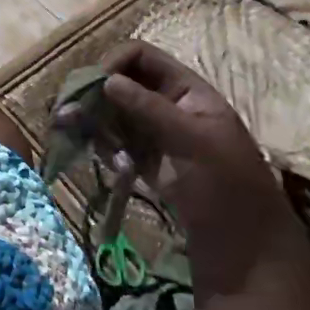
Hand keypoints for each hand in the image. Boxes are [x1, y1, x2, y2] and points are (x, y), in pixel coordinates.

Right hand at [60, 42, 281, 242]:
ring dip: (93, 123)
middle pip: (123, 86)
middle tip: (64, 113)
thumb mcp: (192, 141)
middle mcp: (169, 109)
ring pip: (116, 118)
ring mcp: (157, 139)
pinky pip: (119, 147)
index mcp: (188, 92)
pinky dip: (107, 150)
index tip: (91, 86)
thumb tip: (107, 79)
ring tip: (66, 131)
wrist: (246, 250)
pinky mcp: (148, 168)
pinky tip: (110, 165)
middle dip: (93, 95)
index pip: (143, 58)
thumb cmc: (227, 187)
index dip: (115, 63)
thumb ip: (149, 108)